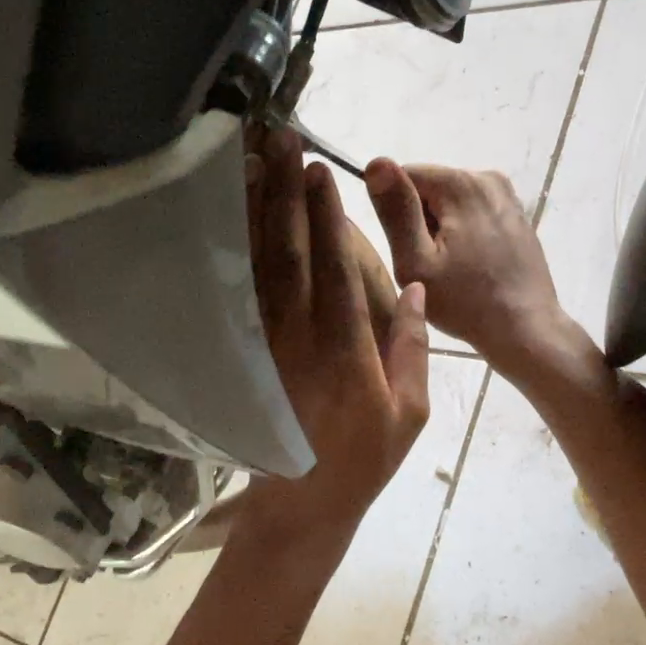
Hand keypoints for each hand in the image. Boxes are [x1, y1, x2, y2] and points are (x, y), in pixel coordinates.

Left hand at [240, 131, 431, 541]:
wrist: (302, 503)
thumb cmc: (363, 460)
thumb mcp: (409, 414)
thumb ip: (412, 348)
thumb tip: (415, 286)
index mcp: (344, 353)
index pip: (335, 270)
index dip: (326, 217)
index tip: (321, 172)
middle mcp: (297, 342)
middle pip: (288, 255)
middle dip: (283, 194)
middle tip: (280, 142)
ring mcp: (263, 349)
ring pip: (254, 268)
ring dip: (252, 211)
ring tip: (249, 162)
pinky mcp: (243, 358)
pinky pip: (237, 295)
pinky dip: (234, 252)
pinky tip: (231, 222)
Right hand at [363, 159, 583, 378]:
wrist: (525, 328)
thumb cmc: (466, 303)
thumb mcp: (417, 262)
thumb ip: (395, 212)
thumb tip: (375, 162)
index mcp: (461, 183)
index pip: (405, 176)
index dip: (397, 215)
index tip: (411, 251)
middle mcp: (487, 177)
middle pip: (431, 189)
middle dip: (422, 224)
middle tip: (432, 268)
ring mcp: (507, 196)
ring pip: (452, 204)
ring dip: (443, 232)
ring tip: (453, 271)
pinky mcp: (517, 217)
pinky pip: (474, 215)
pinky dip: (465, 236)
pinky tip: (473, 268)